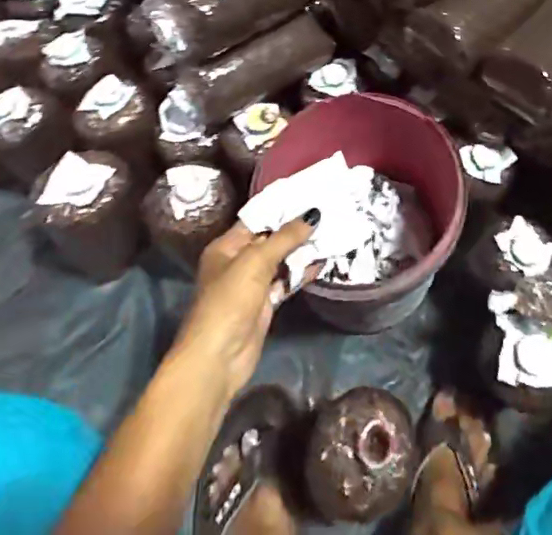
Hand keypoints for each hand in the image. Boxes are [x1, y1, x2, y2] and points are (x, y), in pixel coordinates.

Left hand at [177, 214, 317, 394]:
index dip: (282, 207)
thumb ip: (285, 237)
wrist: (218, 357)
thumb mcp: (256, 261)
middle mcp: (238, 262)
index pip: (256, 219)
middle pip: (271, 238)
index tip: (310, 193)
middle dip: (297, 227)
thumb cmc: (229, 301)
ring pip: (282, 260)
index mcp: (226, 247)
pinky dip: (303, 272)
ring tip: (333, 230)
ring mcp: (252, 284)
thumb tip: (313, 214)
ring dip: (303, 249)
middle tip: (329, 210)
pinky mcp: (266, 303)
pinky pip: (288, 280)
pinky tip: (324, 260)